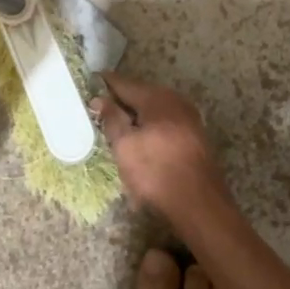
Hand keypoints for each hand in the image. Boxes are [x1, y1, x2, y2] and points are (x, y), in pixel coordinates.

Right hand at [92, 73, 233, 223]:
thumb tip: (100, 98)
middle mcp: (176, 101)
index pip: (124, 83)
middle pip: (142, 94)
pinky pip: (166, 122)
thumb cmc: (156, 172)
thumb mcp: (124, 145)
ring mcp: (190, 119)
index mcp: (157, 98)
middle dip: (122, 99)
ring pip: (155, 109)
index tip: (89, 84)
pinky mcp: (195, 137)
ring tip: (118, 125)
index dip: (105, 83)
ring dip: (137, 115)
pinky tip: (142, 139)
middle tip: (100, 108)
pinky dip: (151, 126)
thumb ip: (112, 118)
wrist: (200, 206)